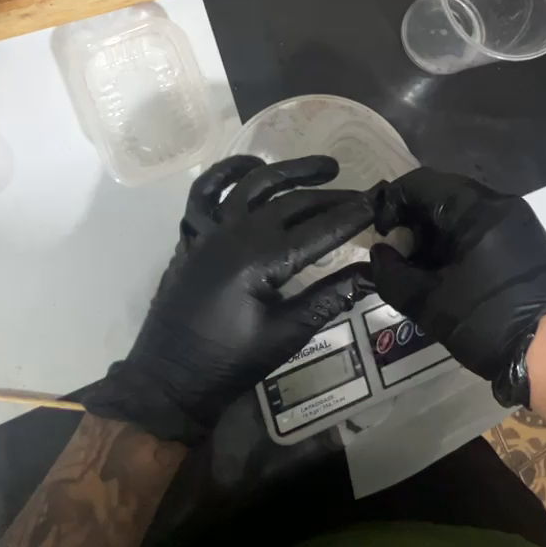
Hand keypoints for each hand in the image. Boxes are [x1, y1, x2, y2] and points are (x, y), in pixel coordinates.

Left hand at [84, 155, 374, 443]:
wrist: (167, 381)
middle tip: (363, 196)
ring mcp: (211, 229)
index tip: (378, 204)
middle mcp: (235, 234)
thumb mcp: (287, 336)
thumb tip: (371, 272)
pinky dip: (228, 171)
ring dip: (292, 170)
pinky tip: (254, 165)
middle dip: (332, 198)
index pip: (319, 230)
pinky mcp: (194, 234)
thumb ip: (329, 298)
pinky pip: (206, 191)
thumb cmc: (230, 363)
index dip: (351, 216)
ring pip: (256, 184)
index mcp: (261, 260)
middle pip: (293, 203)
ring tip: (327, 167)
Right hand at [370, 167, 545, 407]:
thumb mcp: (433, 304)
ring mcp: (519, 222)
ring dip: (435, 236)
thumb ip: (395, 276)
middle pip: (443, 197)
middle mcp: (500, 204)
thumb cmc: (491, 319)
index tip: (379, 236)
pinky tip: (449, 277)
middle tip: (396, 257)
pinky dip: (459, 245)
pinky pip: (483, 230)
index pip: (420, 184)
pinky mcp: (528, 243)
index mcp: (476, 208)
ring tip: (418, 272)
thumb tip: (377, 256)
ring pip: (463, 215)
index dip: (391, 205)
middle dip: (413, 223)